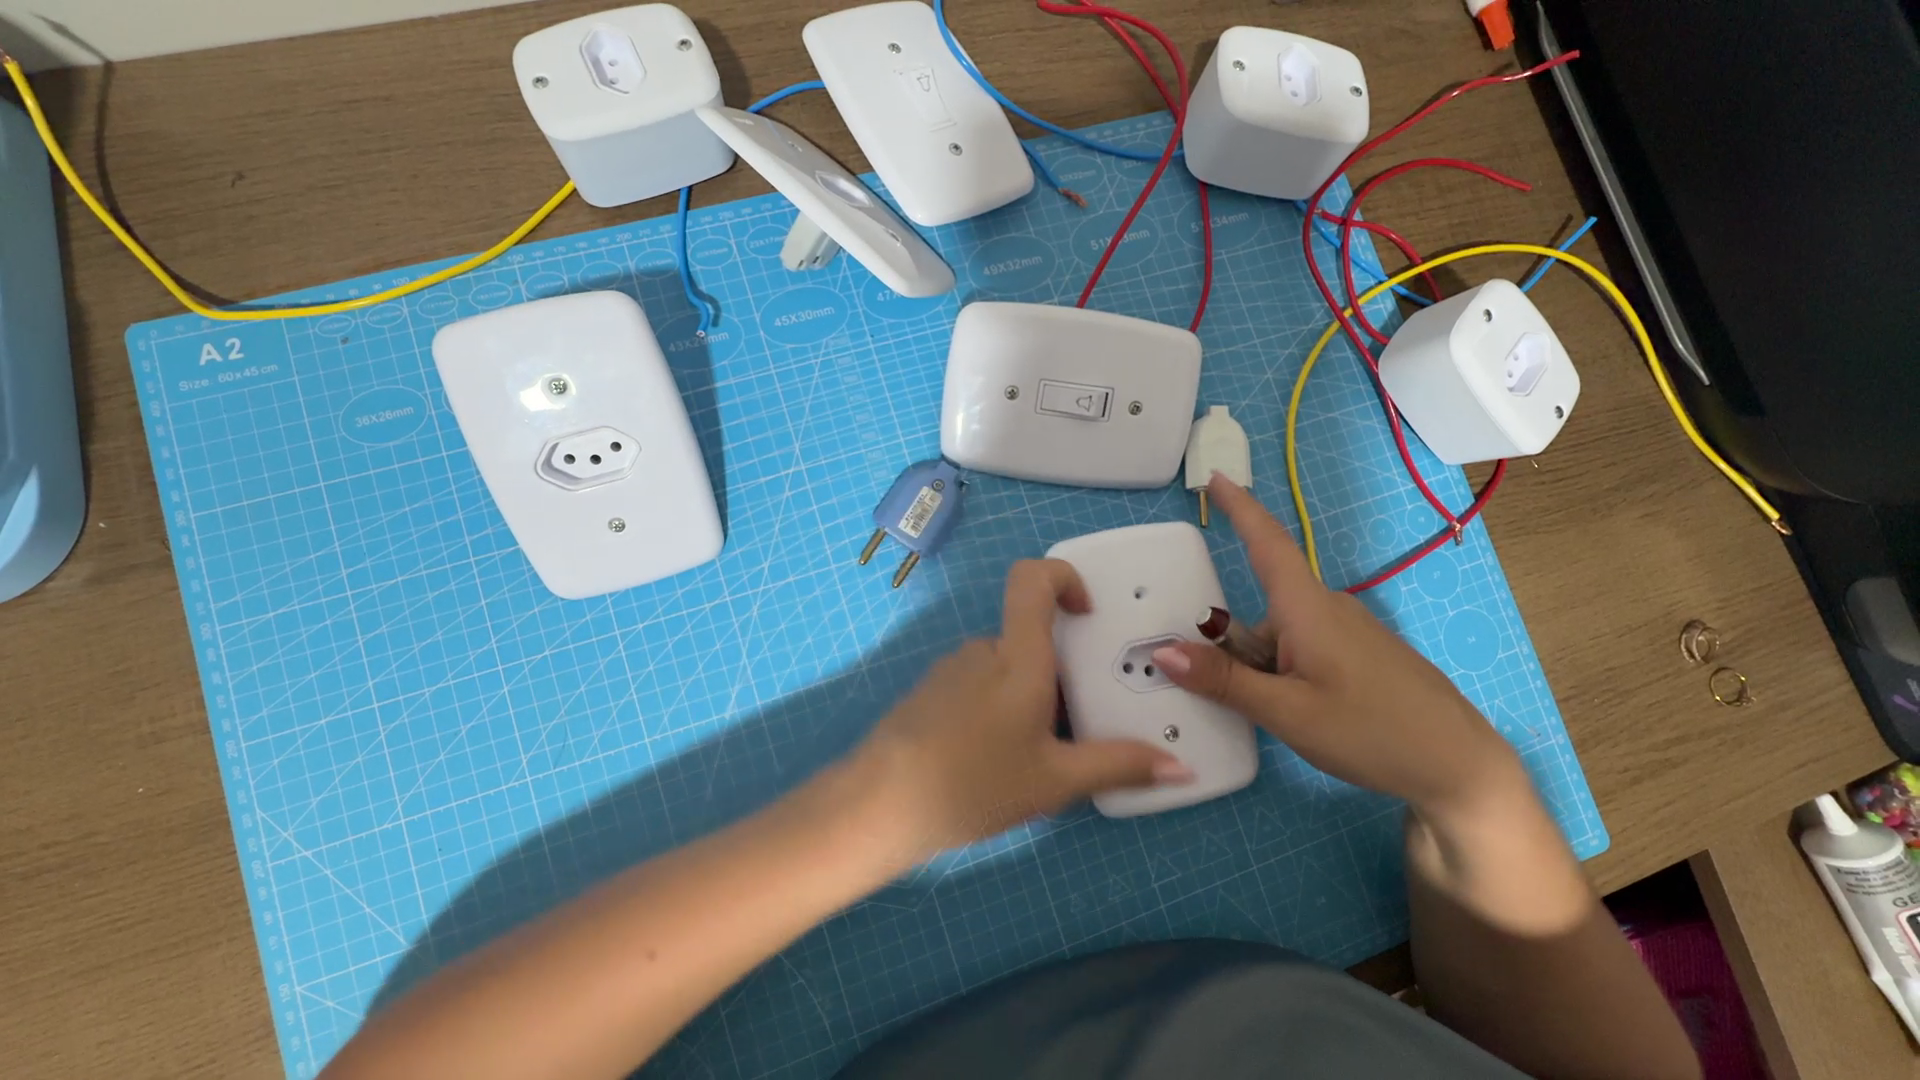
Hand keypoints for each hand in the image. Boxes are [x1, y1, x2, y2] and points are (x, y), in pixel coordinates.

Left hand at [848, 559, 1190, 862]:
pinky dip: (997, 708)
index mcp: (1017, 657)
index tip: (1087, 613)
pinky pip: (976, 686)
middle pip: (1028, 637)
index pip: (1033, 579)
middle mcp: (982, 651)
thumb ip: (1119, 766)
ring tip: (1038, 753)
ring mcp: (950, 671)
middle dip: (1058, 672)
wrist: (882, 804)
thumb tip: (1181, 767)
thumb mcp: (1055, 781)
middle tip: (1077, 722)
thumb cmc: (975, 783)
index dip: (1064, 577)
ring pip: (1003, 667)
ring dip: (1027, 696)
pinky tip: (996, 760)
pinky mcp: (928, 694)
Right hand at [1151, 475, 1522, 820]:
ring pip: (1280, 636)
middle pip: (1260, 610)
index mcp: (1307, 609)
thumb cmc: (1372, 731)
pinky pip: (1303, 649)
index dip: (1239, 508)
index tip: (1215, 479)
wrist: (1460, 766)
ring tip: (1271, 716)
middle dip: (1233, 646)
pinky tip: (1298, 714)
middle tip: (1220, 690)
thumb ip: (1224, 681)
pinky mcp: (1360, 655)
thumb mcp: (1286, 712)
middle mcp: (1327, 610)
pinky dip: (1282, 673)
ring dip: (1260, 667)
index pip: (1266, 543)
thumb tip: (1166, 652)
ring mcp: (1348, 633)